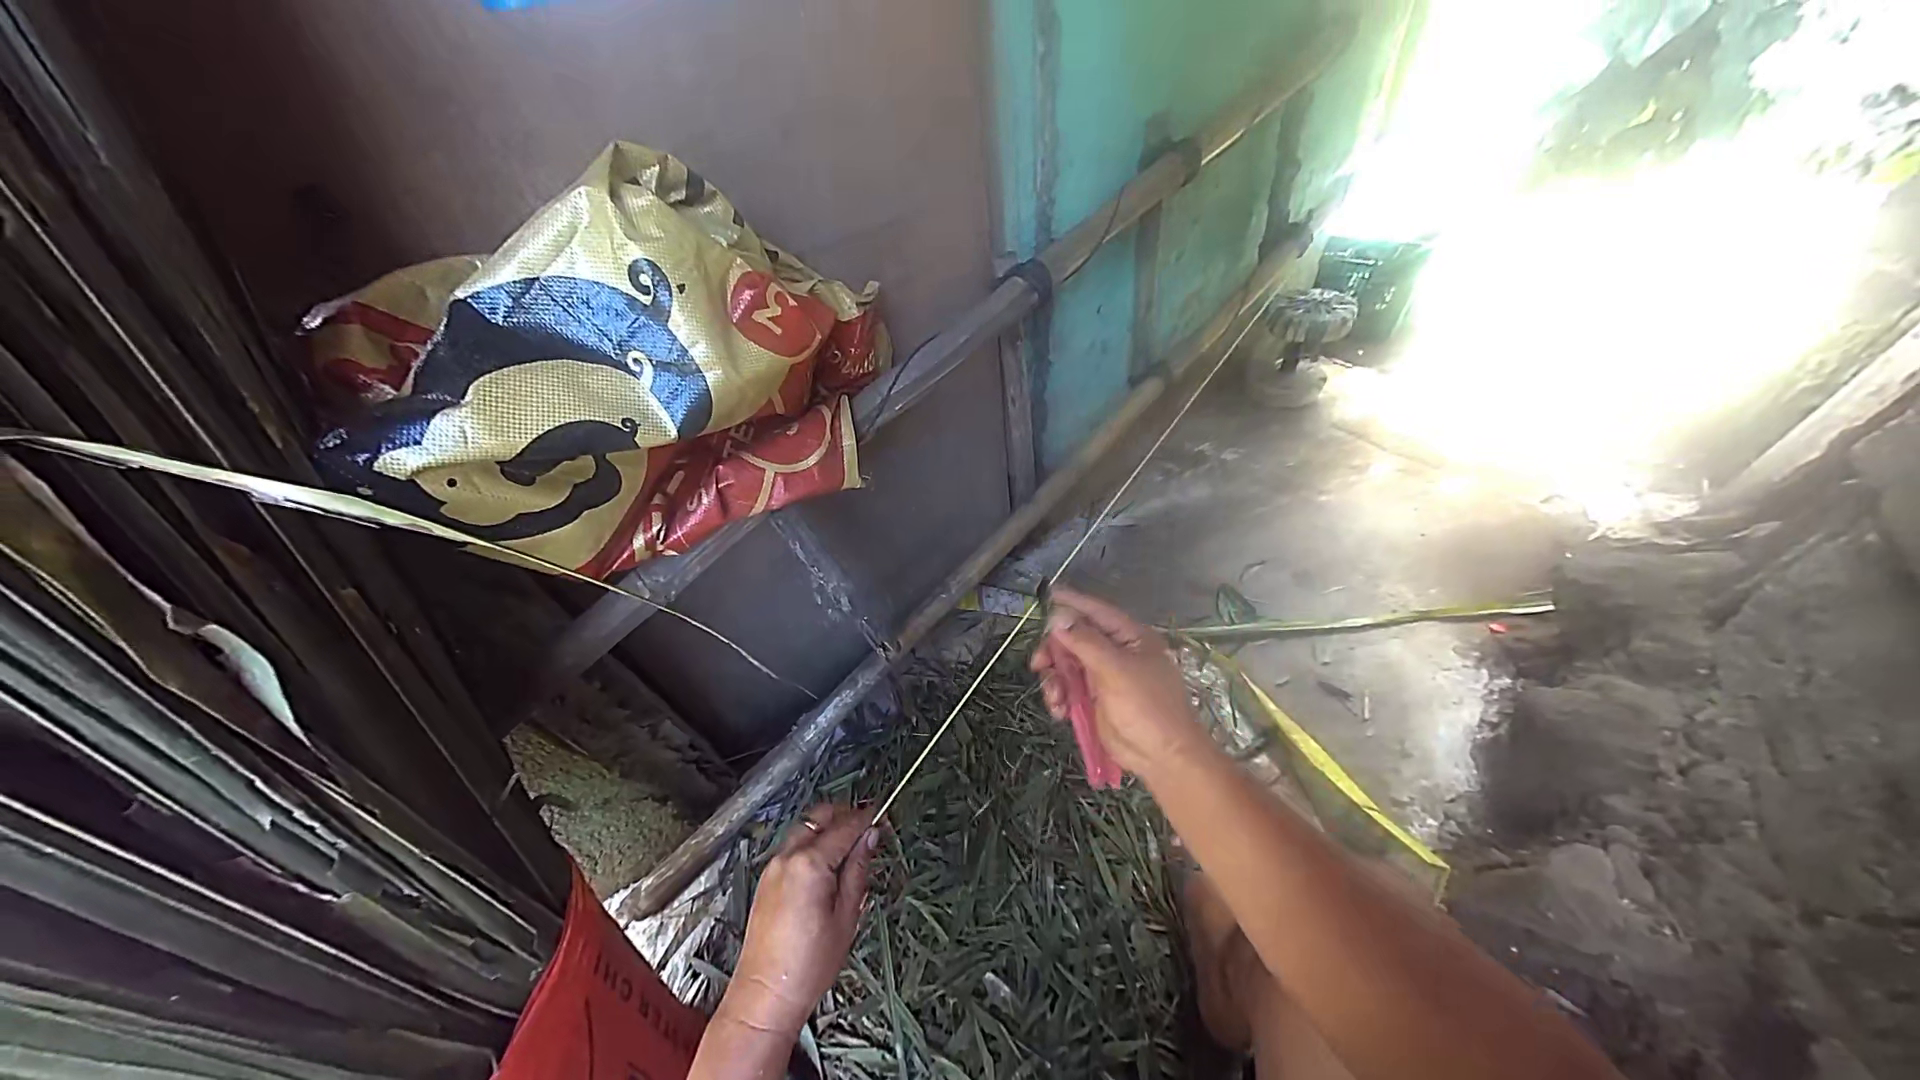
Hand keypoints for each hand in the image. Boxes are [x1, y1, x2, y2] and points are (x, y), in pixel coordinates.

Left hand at [724, 803, 878, 1034]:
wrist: (766, 995)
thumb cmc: (809, 964)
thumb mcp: (846, 915)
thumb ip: (858, 869)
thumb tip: (869, 838)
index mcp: (810, 864)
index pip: (844, 827)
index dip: (866, 819)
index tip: (881, 817)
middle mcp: (787, 857)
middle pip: (820, 817)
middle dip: (844, 815)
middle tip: (866, 828)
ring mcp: (773, 867)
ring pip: (805, 828)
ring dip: (827, 828)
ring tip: (849, 847)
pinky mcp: (766, 879)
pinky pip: (793, 846)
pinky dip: (812, 843)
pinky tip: (827, 863)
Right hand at [1029, 586, 1211, 781]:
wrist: (1163, 757)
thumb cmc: (1147, 707)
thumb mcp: (1116, 670)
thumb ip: (1085, 642)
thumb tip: (1058, 618)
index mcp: (1131, 638)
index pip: (1097, 612)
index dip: (1072, 603)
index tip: (1047, 596)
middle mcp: (1117, 653)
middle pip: (1075, 639)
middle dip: (1055, 651)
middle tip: (1039, 663)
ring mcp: (1105, 677)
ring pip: (1067, 666)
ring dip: (1055, 680)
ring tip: (1055, 698)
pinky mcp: (1095, 700)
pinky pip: (1069, 689)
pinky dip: (1060, 697)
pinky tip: (1060, 711)